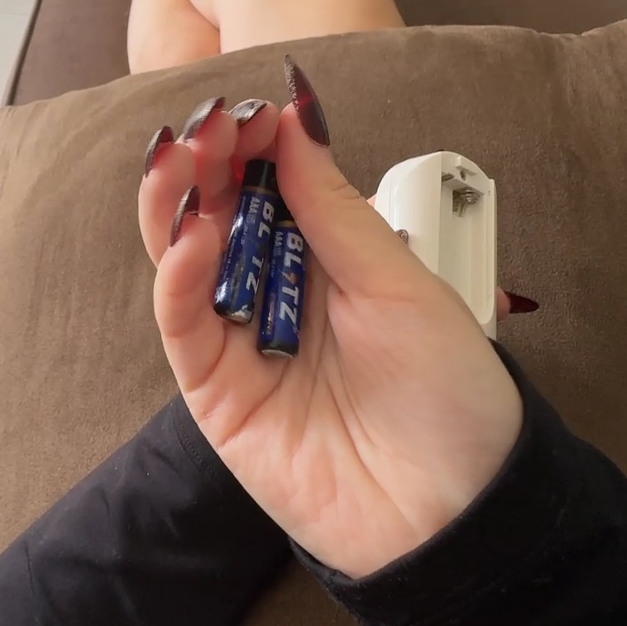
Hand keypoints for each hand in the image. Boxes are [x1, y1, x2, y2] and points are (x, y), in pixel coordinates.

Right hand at [136, 63, 524, 578]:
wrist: (451, 514)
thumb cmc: (446, 393)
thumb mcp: (398, 283)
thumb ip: (333, 209)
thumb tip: (294, 122)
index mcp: (322, 258)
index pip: (268, 186)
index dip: (254, 146)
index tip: (249, 111)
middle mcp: (272, 288)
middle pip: (219, 212)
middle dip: (207, 164)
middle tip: (206, 126)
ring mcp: (237, 335)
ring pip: (184, 258)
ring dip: (175, 205)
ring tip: (177, 160)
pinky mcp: (212, 384)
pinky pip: (182, 321)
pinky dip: (179, 276)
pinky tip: (190, 235)